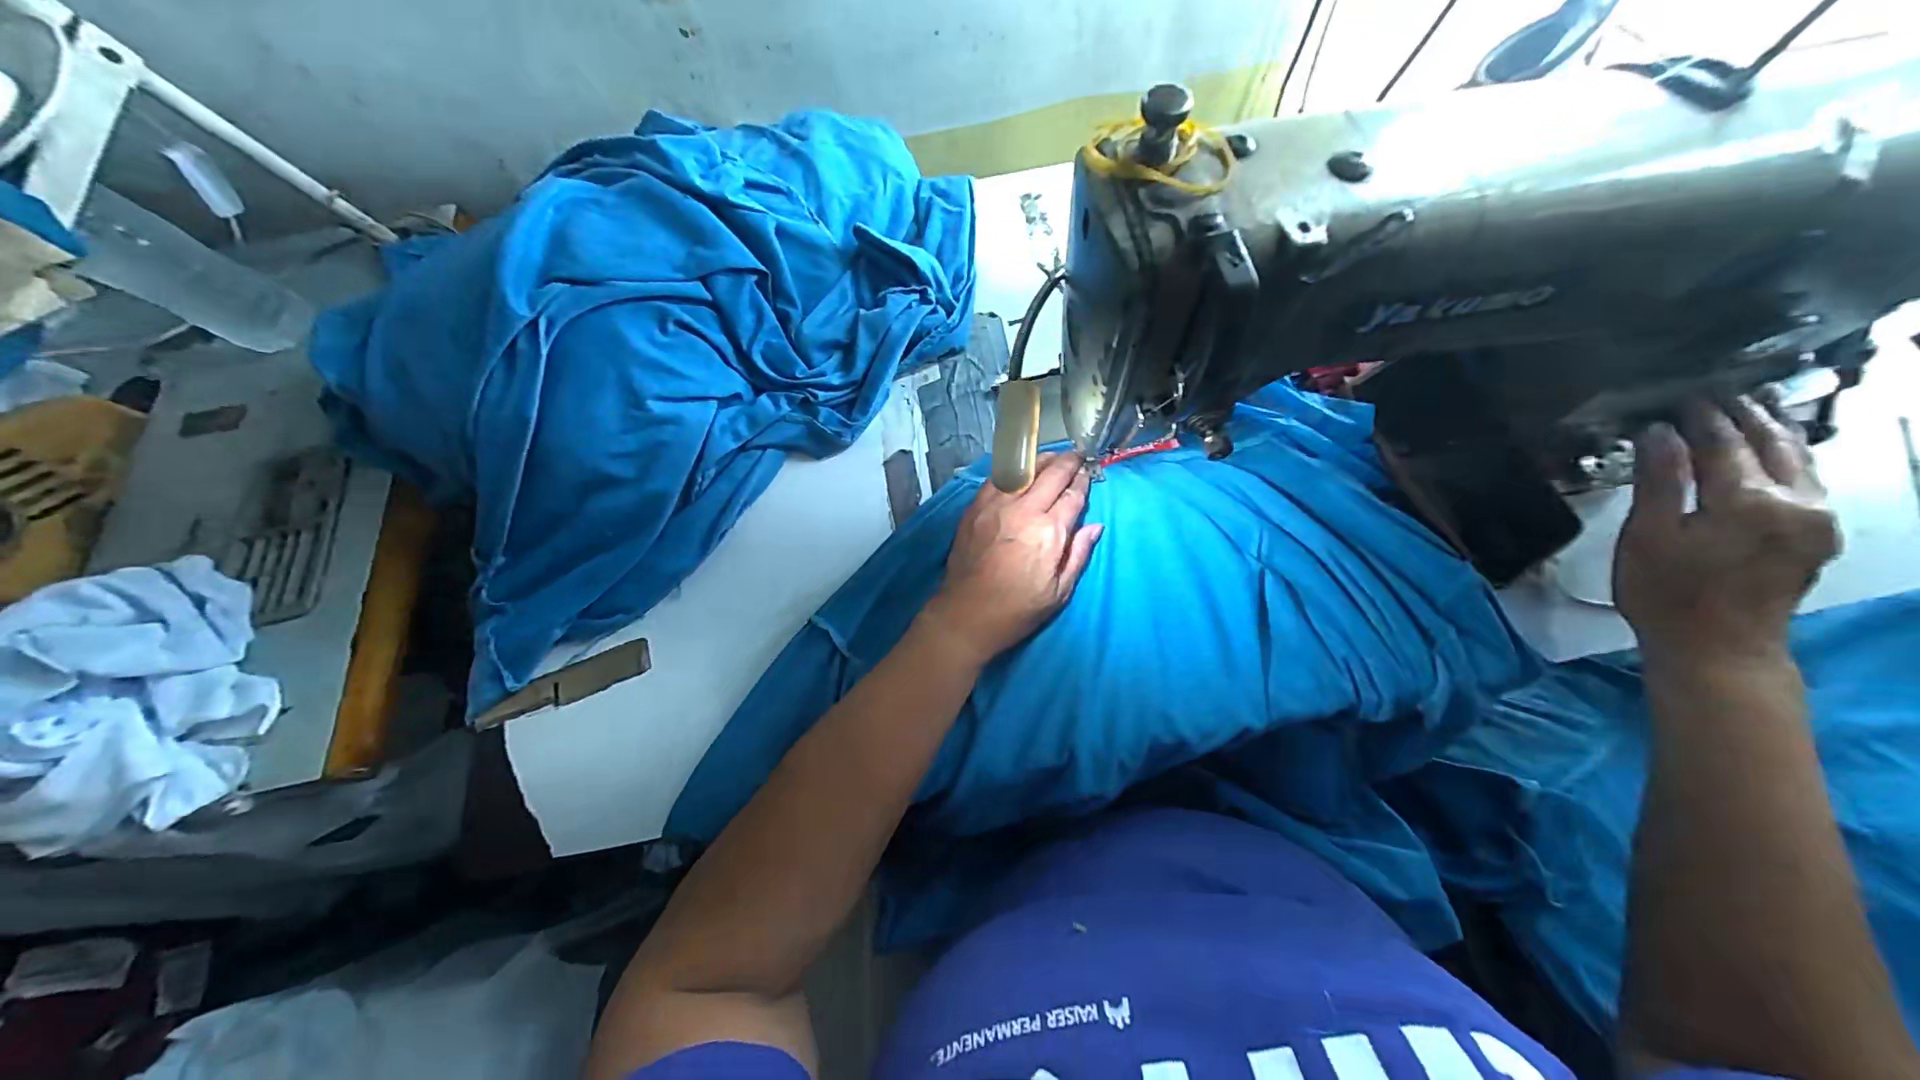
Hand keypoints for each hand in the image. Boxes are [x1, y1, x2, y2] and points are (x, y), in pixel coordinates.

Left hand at [918, 453, 1103, 664]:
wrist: (967, 614)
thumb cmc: (1018, 609)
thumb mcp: (1059, 591)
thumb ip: (1078, 554)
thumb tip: (1094, 526)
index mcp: (1049, 532)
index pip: (1073, 495)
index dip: (1083, 481)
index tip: (1088, 473)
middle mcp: (1024, 510)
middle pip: (1051, 474)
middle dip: (1068, 462)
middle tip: (1076, 456)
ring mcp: (996, 506)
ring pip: (1024, 470)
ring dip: (1042, 460)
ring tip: (1052, 457)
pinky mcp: (975, 508)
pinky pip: (997, 479)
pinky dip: (1013, 471)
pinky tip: (1020, 472)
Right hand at [1614, 397, 1839, 662]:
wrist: (1717, 647)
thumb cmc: (1666, 593)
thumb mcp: (1647, 536)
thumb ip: (1659, 480)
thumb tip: (1660, 432)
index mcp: (1748, 501)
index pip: (1722, 444)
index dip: (1700, 418)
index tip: (1682, 398)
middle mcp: (1798, 502)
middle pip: (1772, 444)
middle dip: (1744, 416)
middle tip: (1718, 394)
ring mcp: (1818, 519)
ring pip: (1801, 459)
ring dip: (1773, 432)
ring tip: (1751, 410)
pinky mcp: (1820, 535)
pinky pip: (1809, 480)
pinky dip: (1788, 456)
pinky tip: (1773, 451)